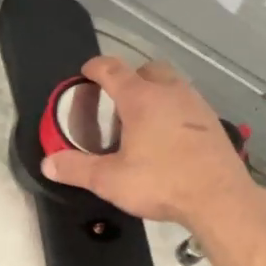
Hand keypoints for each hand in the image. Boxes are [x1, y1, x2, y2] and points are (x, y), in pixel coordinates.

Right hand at [40, 56, 256, 228]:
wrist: (218, 197)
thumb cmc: (161, 182)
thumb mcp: (110, 181)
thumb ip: (77, 169)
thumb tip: (47, 164)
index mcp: (140, 99)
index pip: (113, 70)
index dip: (96, 68)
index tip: (86, 71)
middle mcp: (170, 92)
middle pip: (147, 70)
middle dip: (130, 79)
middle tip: (117, 103)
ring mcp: (195, 105)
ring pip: (171, 85)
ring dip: (155, 94)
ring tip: (142, 123)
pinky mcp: (212, 122)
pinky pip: (187, 105)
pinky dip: (173, 112)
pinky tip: (168, 138)